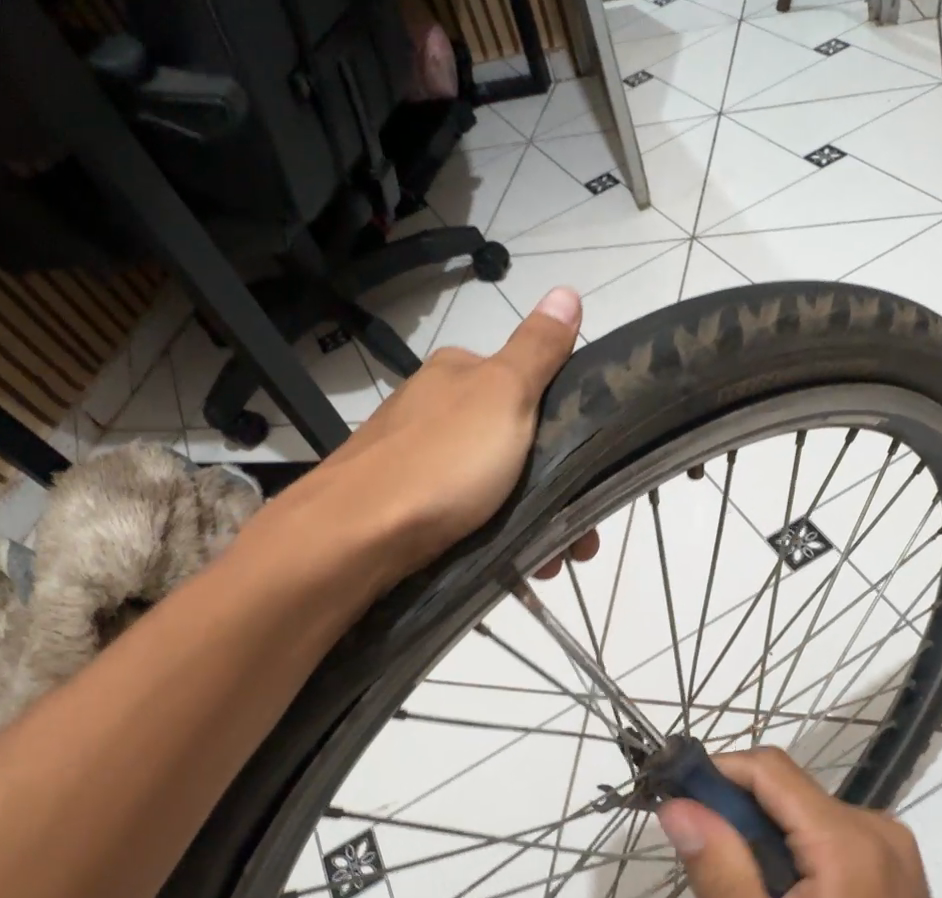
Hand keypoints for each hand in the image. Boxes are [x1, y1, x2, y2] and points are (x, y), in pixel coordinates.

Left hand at [253, 287, 589, 577]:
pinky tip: (505, 562)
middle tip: (576, 539)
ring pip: (492, 487)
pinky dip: (492, 537)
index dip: (565, 430)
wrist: (352, 539)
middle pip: (514, 445)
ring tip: (546, 562)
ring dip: (527, 520)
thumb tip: (566, 290)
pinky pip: (465, 518)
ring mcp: (415, 459)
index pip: (529, 387)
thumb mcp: (504, 396)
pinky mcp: (403, 506)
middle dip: (550, 489)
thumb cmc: (440, 462)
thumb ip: (538, 351)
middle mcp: (434, 409)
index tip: (589, 477)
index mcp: (459, 375)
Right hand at [656, 749, 941, 897]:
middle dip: (738, 818)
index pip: (769, 768)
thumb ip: (721, 873)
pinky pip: (831, 840)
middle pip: (788, 792)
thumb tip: (676, 807)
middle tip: (710, 879)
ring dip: (766, 843)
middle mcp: (879, 829)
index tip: (672, 802)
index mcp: (849, 842)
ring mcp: (894, 852)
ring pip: (806, 816)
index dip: (715, 773)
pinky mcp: (898, 875)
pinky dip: (796, 859)